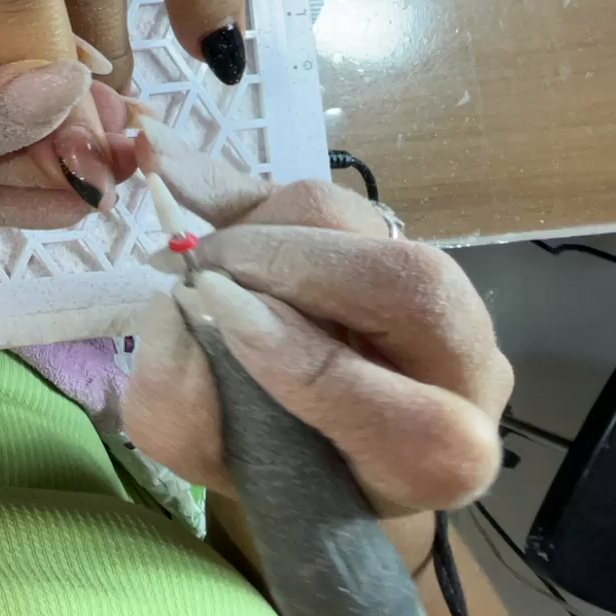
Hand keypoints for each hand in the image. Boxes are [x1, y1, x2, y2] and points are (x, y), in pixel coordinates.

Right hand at [122, 110, 512, 516]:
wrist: (303, 429)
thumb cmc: (262, 459)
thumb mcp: (210, 464)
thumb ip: (179, 414)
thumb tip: (171, 315)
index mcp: (433, 457)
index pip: (418, 422)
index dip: (306, 361)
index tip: (216, 315)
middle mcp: (455, 365)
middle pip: (408, 283)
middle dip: (283, 263)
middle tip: (200, 272)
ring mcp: (419, 287)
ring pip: (356, 221)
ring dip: (261, 224)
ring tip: (199, 255)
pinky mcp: (358, 231)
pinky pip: (297, 191)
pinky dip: (221, 176)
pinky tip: (159, 150)